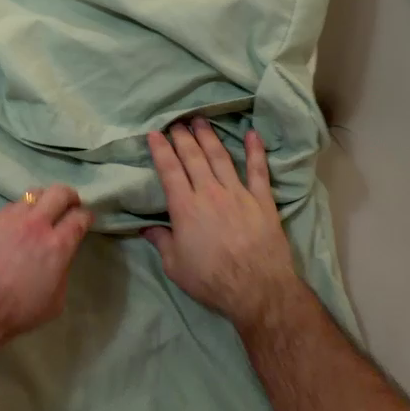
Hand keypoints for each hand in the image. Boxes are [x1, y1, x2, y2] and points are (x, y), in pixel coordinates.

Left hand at [0, 184, 91, 348]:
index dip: (86, 216)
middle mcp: (35, 224)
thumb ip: (62, 269)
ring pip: (33, 194)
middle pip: (59, 193)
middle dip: (69, 196)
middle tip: (70, 206)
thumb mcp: (56, 299)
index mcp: (56, 245)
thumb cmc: (19, 310)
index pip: (79, 217)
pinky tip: (17, 226)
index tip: (86, 219)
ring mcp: (10, 218)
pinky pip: (12, 207)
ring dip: (43, 202)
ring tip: (41, 214)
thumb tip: (60, 255)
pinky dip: (21, 212)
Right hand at [144, 120, 298, 327]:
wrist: (257, 289)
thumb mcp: (174, 265)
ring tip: (201, 121)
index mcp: (185, 207)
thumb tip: (147, 228)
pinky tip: (252, 135)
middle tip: (176, 122)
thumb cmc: (210, 279)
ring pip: (220, 158)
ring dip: (209, 137)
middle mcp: (209, 193)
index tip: (154, 133)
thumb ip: (161, 241)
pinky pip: (259, 171)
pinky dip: (256, 151)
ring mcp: (238, 194)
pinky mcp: (262, 201)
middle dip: (183, 137)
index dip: (160, 149)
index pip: (169, 170)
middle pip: (193, 157)